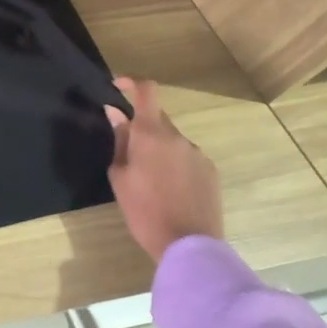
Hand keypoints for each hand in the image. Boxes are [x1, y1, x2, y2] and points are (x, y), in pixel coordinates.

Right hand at [104, 77, 223, 262]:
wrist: (188, 246)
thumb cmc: (143, 210)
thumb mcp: (119, 175)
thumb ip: (119, 140)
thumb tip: (115, 113)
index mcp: (151, 134)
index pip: (147, 91)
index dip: (131, 82)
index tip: (116, 86)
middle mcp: (178, 137)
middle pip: (157, 118)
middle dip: (141, 127)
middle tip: (127, 152)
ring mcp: (198, 154)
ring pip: (172, 140)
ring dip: (158, 148)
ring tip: (149, 179)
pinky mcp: (211, 172)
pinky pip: (187, 157)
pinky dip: (174, 163)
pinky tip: (169, 189)